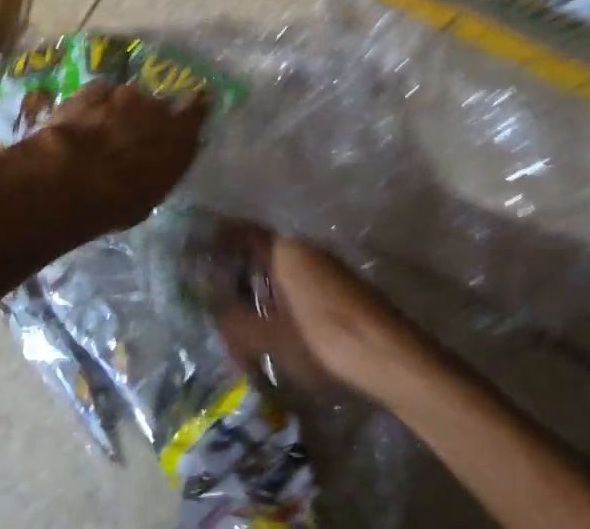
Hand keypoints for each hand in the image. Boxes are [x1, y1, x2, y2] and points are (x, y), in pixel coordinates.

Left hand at [35, 80, 208, 230]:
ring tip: (104, 129)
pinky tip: (85, 119)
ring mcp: (125, 94)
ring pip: (128, 98)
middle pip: (158, 106)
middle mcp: (158, 108)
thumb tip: (159, 163)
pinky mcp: (94, 89)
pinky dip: (96, 104)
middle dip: (149, 117)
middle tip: (134, 135)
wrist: (72, 178)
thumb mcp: (151, 194)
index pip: (197, 111)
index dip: (194, 107)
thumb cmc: (118, 200)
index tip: (191, 107)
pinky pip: (101, 93)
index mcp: (180, 136)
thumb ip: (162, 169)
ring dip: (121, 110)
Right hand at [207, 229, 433, 401]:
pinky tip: (279, 328)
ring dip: (264, 290)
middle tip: (215, 294)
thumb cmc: (323, 339)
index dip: (219, 239)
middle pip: (265, 252)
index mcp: (286, 250)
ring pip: (286, 271)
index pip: (244, 232)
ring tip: (243, 318)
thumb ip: (235, 322)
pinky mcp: (346, 290)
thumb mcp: (270, 337)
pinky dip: (286, 300)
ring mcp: (331, 267)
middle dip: (240, 272)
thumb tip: (211, 308)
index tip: (198, 249)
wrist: (391, 358)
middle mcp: (308, 248)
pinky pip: (304, 285)